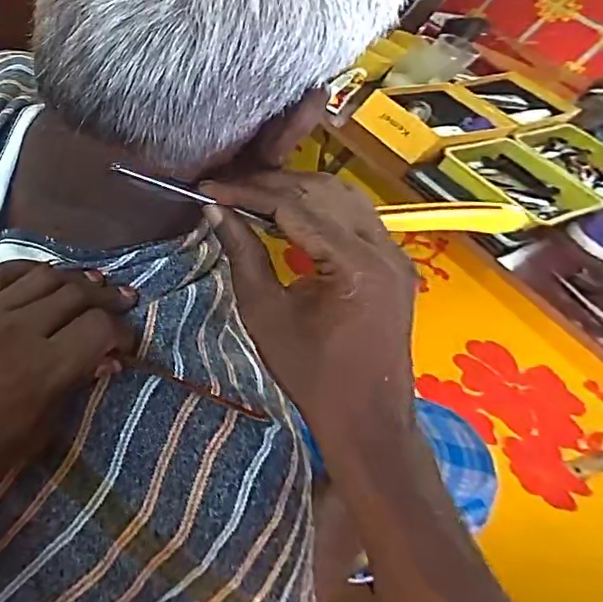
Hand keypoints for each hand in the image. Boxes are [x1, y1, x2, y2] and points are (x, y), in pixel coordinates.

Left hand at [0, 261, 135, 510]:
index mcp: (45, 368)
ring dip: (72, 279)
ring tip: (89, 285)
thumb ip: (70, 389)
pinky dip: (26, 269)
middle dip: (106, 299)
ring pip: (42, 276)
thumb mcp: (36, 433)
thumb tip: (103, 360)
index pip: (99, 329)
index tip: (126, 341)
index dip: (122, 331)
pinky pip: (1, 273)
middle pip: (76, 295)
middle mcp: (21, 329)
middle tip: (121, 302)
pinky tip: (41, 275)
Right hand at [201, 172, 418, 454]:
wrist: (365, 417)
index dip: (246, 193)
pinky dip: (316, 207)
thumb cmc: (308, 371)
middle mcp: (384, 250)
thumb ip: (242, 252)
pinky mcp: (393, 263)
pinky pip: (354, 216)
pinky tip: (283, 214)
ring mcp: (395, 255)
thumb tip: (215, 210)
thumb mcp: (263, 310)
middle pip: (322, 191)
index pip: (293, 207)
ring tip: (249, 194)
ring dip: (294, 190)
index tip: (206, 189)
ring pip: (343, 196)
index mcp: (354, 264)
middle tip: (224, 188)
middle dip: (269, 184)